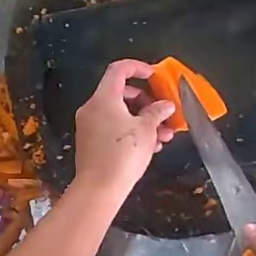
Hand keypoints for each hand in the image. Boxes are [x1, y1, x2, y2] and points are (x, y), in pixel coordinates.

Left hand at [74, 60, 174, 197]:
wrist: (99, 187)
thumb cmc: (123, 153)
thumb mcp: (147, 130)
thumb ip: (157, 112)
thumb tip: (165, 106)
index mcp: (103, 98)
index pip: (118, 70)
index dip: (138, 67)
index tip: (155, 75)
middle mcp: (92, 108)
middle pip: (121, 92)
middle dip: (147, 101)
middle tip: (164, 112)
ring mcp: (89, 125)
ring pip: (120, 113)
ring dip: (144, 120)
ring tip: (165, 135)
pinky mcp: (91, 141)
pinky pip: (113, 127)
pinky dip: (131, 130)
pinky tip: (151, 145)